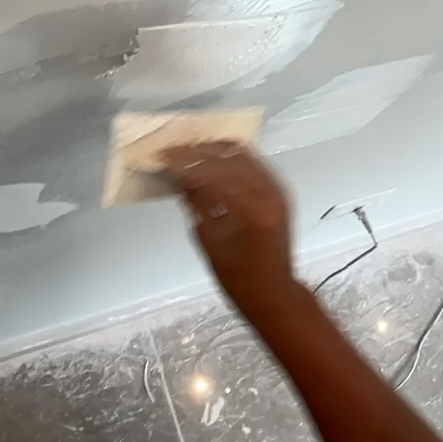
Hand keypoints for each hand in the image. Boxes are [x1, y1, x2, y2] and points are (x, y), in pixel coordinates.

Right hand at [158, 141, 300, 314]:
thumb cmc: (237, 277)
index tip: (163, 156)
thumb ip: (195, 201)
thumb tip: (178, 174)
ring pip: (241, 153)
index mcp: (248, 210)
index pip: (211, 173)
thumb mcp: (208, 240)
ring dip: (212, 149)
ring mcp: (276, 188)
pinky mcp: (279, 189)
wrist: (274, 292)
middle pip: (226, 157)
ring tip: (189, 149)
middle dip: (196, 151)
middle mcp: (266, 192)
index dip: (184, 162)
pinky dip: (230, 155)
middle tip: (172, 150)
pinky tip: (212, 155)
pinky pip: (253, 160)